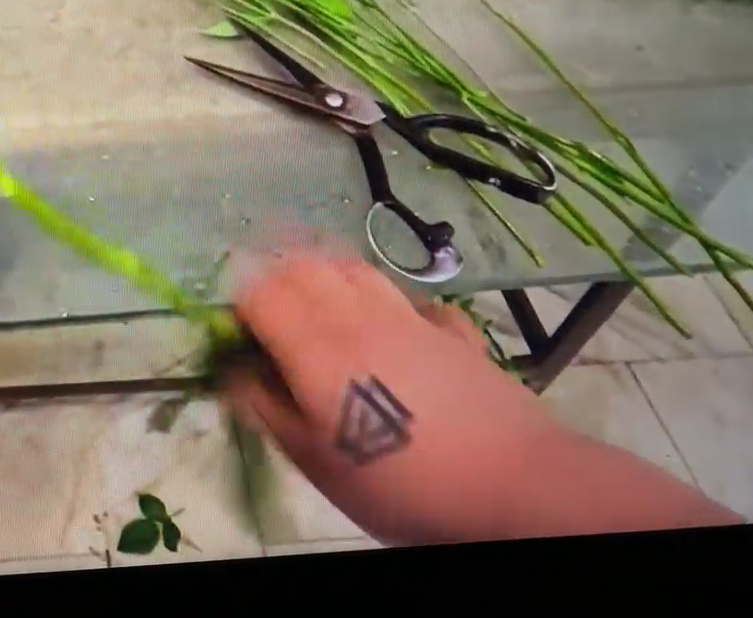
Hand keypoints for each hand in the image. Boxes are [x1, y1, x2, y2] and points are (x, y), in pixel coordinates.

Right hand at [220, 249, 584, 544]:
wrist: (519, 488)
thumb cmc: (399, 480)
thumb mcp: (314, 459)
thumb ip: (265, 407)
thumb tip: (233, 373)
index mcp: (312, 343)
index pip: (256, 290)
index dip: (238, 305)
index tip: (240, 335)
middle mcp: (353, 315)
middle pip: (300, 264)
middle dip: (274, 278)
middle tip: (271, 313)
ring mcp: (407, 317)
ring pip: (351, 266)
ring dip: (325, 276)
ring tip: (320, 305)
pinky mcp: (451, 331)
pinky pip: (410, 298)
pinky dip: (389, 302)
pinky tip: (393, 326)